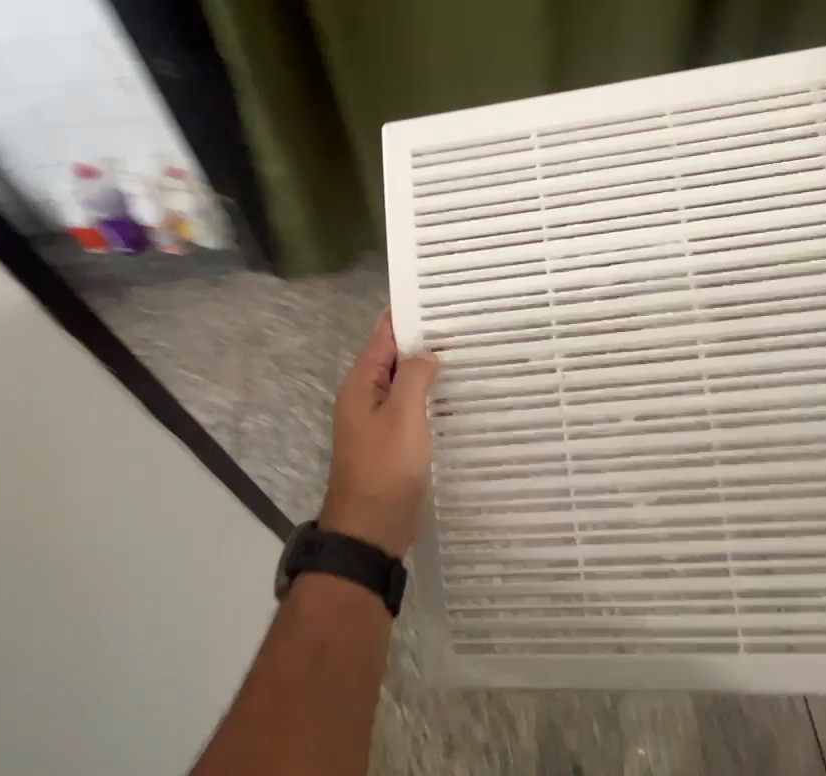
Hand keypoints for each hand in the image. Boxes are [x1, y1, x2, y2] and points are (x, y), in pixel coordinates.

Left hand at [319, 310, 438, 556]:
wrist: (370, 530)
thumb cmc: (385, 468)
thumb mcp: (403, 416)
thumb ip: (414, 377)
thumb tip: (427, 353)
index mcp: (361, 385)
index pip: (382, 337)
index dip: (405, 315)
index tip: (434, 294)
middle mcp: (365, 398)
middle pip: (393, 358)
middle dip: (422, 340)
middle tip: (461, 321)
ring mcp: (378, 423)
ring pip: (404, 384)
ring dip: (428, 370)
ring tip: (465, 352)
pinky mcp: (392, 444)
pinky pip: (411, 409)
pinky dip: (430, 397)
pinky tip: (455, 396)